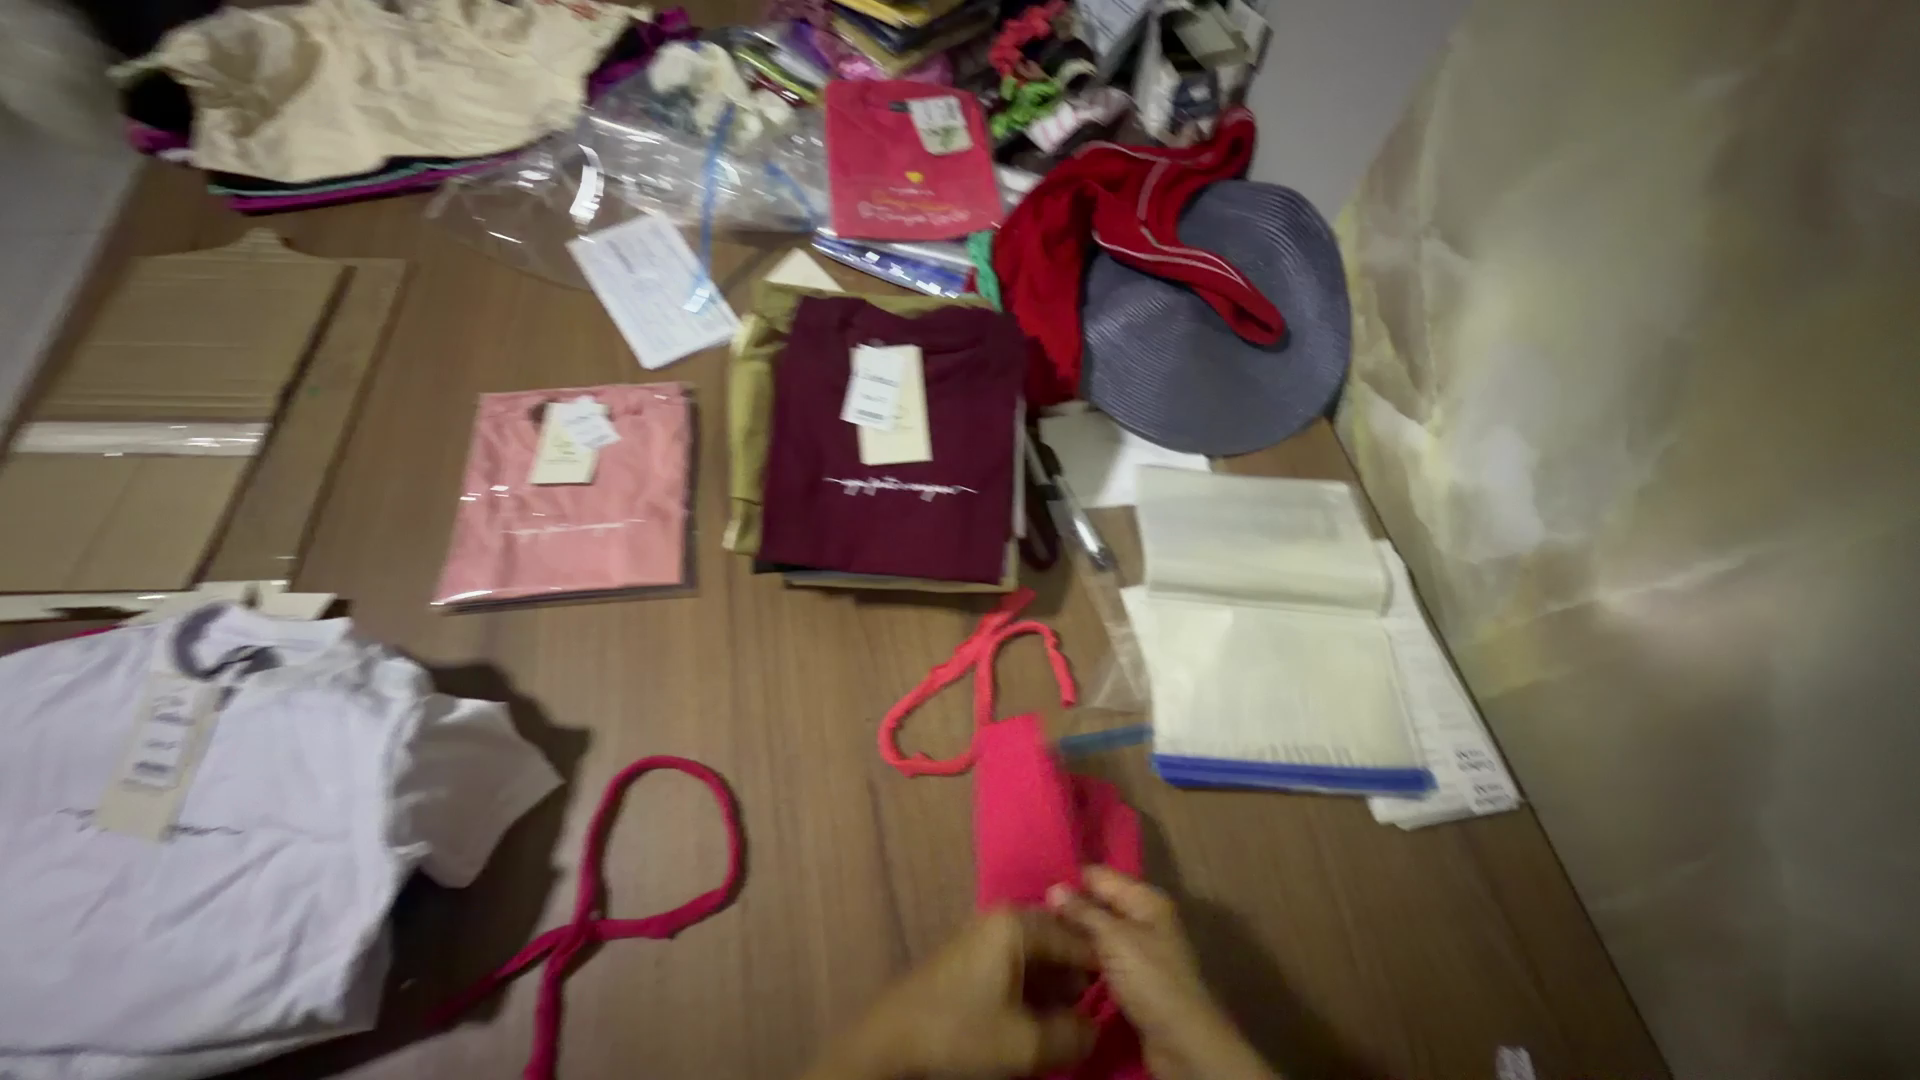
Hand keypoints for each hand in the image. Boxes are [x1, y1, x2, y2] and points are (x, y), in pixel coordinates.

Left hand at [802, 909, 1097, 1078]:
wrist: (890, 1045)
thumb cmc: (961, 1034)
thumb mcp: (1027, 1045)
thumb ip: (1074, 1035)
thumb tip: (1095, 1028)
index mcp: (1017, 924)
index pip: (1080, 939)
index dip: (1105, 970)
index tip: (1125, 998)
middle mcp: (1002, 919)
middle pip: (1059, 943)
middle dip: (1079, 981)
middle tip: (1094, 1017)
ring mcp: (984, 936)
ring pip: (1038, 957)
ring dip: (1057, 990)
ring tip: (1069, 1026)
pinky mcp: (972, 959)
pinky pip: (1017, 967)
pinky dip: (1034, 992)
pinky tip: (1039, 1022)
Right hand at [1048, 867, 1277, 1079]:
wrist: (1182, 1042)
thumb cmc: (1150, 980)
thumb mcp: (1115, 939)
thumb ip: (1084, 912)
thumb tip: (1053, 888)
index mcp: (1145, 898)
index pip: (1100, 876)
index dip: (1071, 881)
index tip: (1036, 891)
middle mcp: (1144, 917)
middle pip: (1099, 903)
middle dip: (1070, 910)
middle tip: (1033, 918)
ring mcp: (1139, 948)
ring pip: (1099, 932)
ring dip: (1076, 936)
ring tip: (1042, 939)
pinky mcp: (1133, 976)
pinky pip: (1103, 957)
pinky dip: (1085, 958)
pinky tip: (1062, 962)